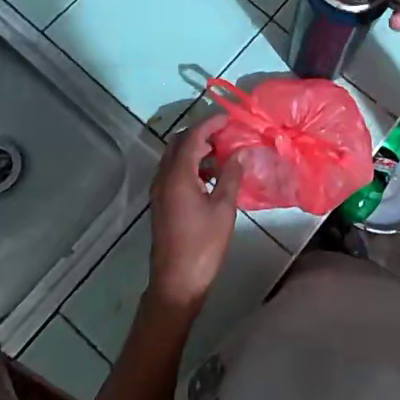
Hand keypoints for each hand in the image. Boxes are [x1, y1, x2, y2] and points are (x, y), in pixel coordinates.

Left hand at [146, 115, 244, 316]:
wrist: (177, 281)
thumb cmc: (204, 245)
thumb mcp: (223, 209)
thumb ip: (230, 177)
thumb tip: (240, 153)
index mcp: (177, 176)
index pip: (192, 137)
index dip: (210, 123)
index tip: (230, 118)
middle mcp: (163, 177)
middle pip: (179, 143)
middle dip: (201, 133)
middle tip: (226, 134)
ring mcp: (159, 190)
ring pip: (175, 157)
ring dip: (196, 149)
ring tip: (223, 153)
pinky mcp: (161, 202)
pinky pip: (173, 172)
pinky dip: (190, 165)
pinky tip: (211, 176)